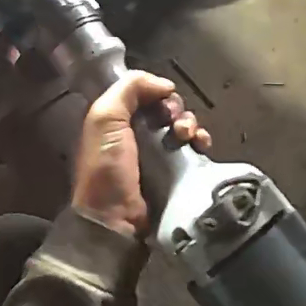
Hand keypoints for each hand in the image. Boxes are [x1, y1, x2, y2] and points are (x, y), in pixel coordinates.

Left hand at [72, 71, 210, 240]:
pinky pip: (195, 148)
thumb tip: (164, 84)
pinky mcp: (177, 172)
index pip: (145, 94)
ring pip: (184, 125)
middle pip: (168, 108)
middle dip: (176, 109)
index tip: (161, 101)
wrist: (116, 221)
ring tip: (187, 137)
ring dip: (190, 124)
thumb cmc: (106, 169)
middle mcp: (138, 134)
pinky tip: (200, 145)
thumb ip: (128, 89)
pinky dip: (201, 140)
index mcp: (117, 120)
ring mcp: (159, 154)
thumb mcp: (104, 118)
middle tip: (173, 123)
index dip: (157, 92)